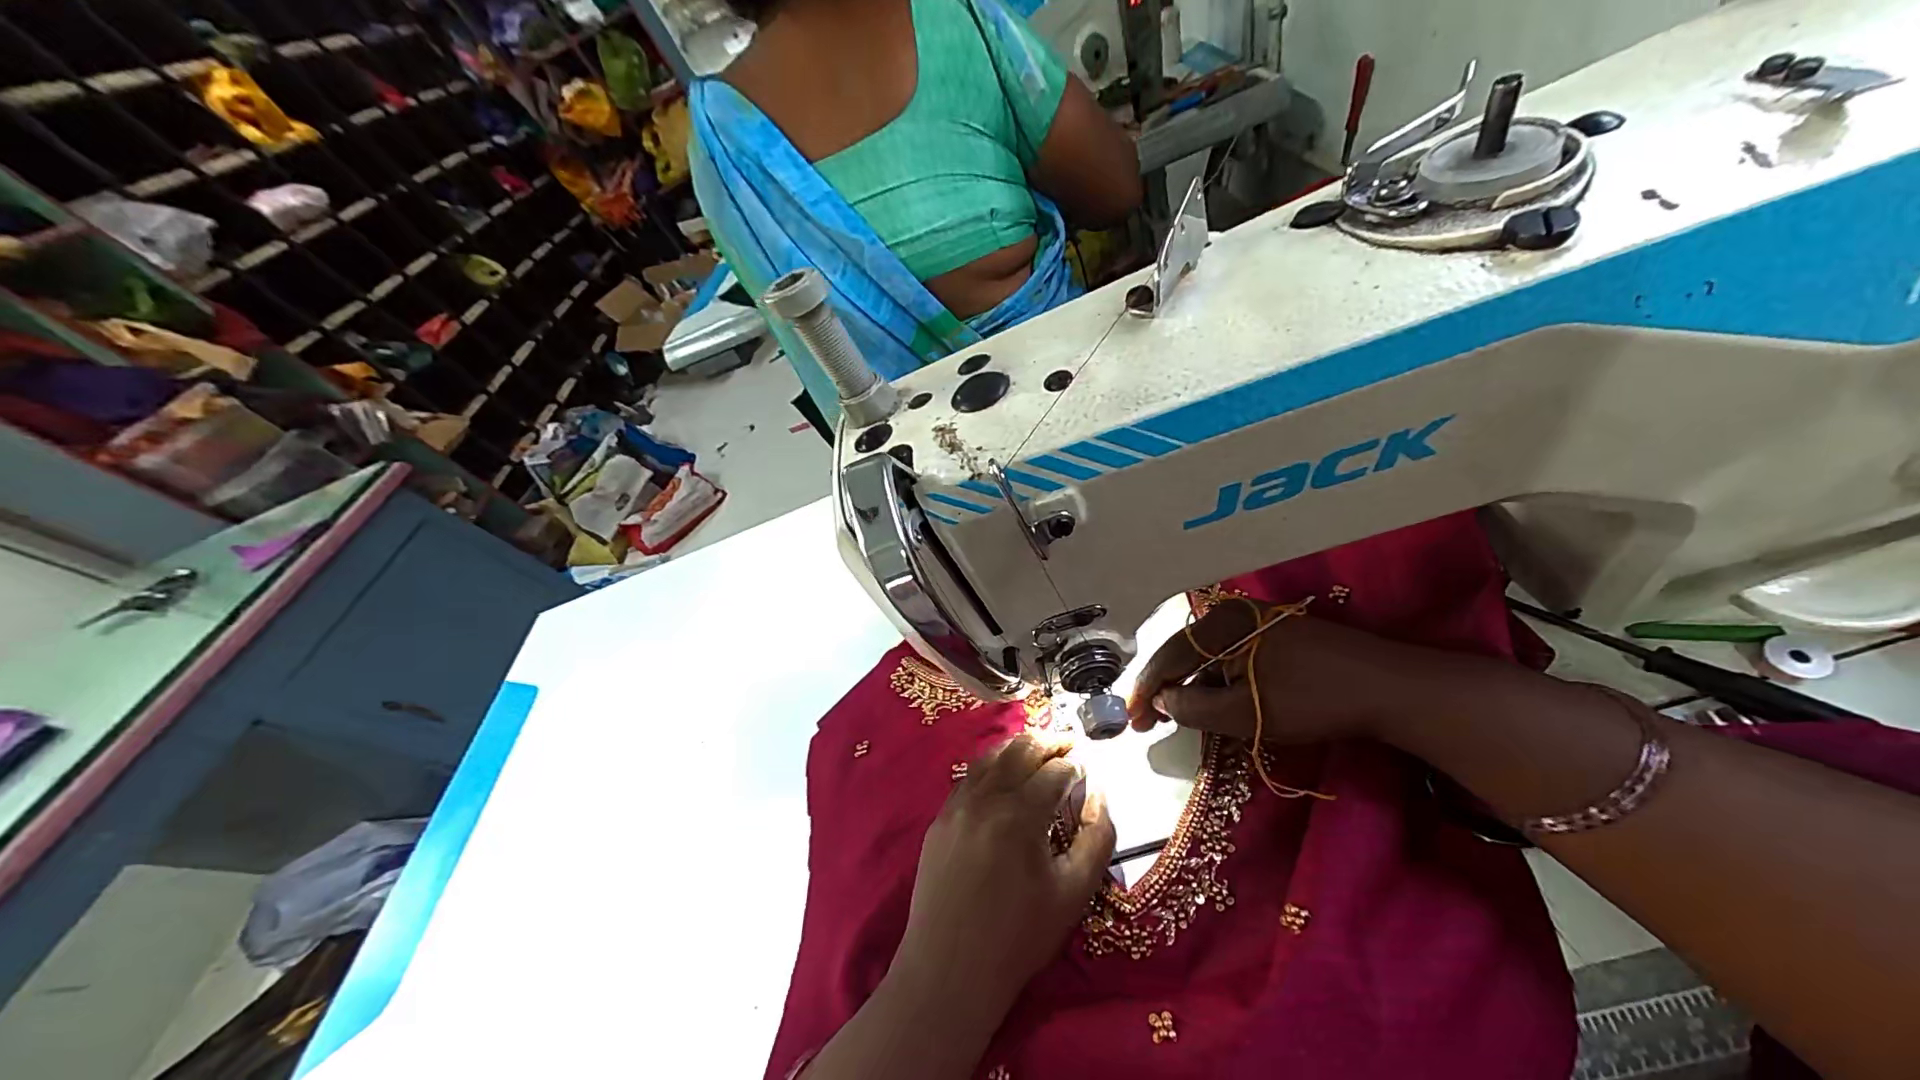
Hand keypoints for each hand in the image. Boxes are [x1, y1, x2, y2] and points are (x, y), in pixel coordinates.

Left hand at [892, 733, 1116, 1014]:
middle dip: (1049, 742)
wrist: (950, 969)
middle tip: (1069, 744)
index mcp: (1021, 815)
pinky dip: (990, 766)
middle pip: (1020, 750)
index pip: (1055, 771)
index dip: (1076, 765)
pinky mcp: (940, 819)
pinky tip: (1001, 775)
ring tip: (1038, 749)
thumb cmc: (1020, 936)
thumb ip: (1097, 837)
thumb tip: (1098, 795)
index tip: (1087, 768)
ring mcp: (957, 806)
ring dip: (1017, 748)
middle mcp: (986, 799)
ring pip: (990, 758)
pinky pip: (968, 778)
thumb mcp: (1075, 893)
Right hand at [1125, 601, 1419, 743]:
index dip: (1146, 690)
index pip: (1169, 656)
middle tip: (1147, 720)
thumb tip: (1162, 702)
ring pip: (1207, 654)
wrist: (1391, 688)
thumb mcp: (1247, 714)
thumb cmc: (1315, 700)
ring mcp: (1257, 619)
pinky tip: (1215, 699)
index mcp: (1222, 624)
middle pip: (1184, 651)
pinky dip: (1216, 678)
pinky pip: (1230, 653)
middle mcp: (1234, 612)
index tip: (1131, 720)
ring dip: (1190, 684)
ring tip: (1177, 714)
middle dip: (1164, 687)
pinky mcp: (1276, 631)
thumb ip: (1193, 709)